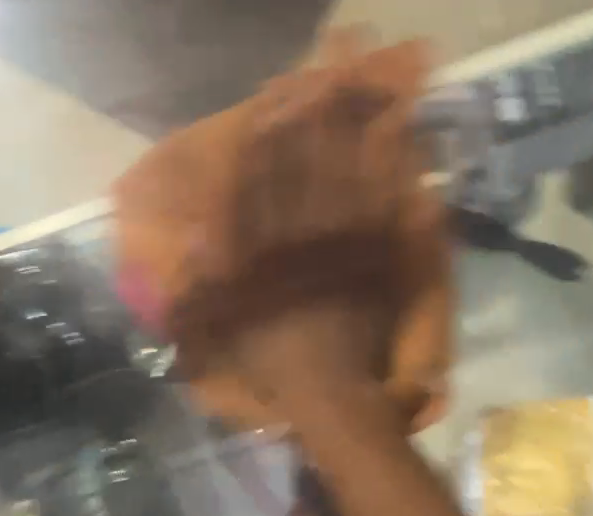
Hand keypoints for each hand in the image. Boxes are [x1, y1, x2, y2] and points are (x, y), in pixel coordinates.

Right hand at [174, 33, 425, 412]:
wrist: (328, 391)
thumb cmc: (272, 364)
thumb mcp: (221, 328)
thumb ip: (200, 285)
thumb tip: (186, 241)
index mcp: (260, 246)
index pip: (260, 176)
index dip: (270, 128)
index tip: (278, 91)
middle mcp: (301, 229)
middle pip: (309, 154)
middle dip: (323, 99)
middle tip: (341, 47)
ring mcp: (343, 239)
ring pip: (351, 165)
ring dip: (363, 115)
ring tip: (379, 69)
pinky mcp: (378, 253)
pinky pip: (387, 198)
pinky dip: (396, 162)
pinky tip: (406, 130)